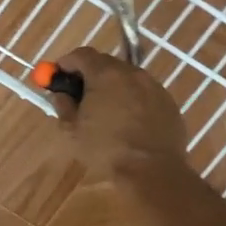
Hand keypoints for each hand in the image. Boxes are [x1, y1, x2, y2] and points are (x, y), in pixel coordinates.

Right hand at [51, 47, 190, 177]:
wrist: (152, 170)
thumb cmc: (105, 148)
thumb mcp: (71, 129)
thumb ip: (63, 105)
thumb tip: (61, 94)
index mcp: (105, 74)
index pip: (81, 54)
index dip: (66, 63)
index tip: (57, 77)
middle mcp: (132, 73)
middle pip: (106, 63)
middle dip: (89, 74)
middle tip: (79, 94)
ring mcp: (154, 87)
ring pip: (127, 78)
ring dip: (112, 87)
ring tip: (105, 110)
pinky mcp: (169, 103)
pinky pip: (144, 93)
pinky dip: (132, 99)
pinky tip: (127, 122)